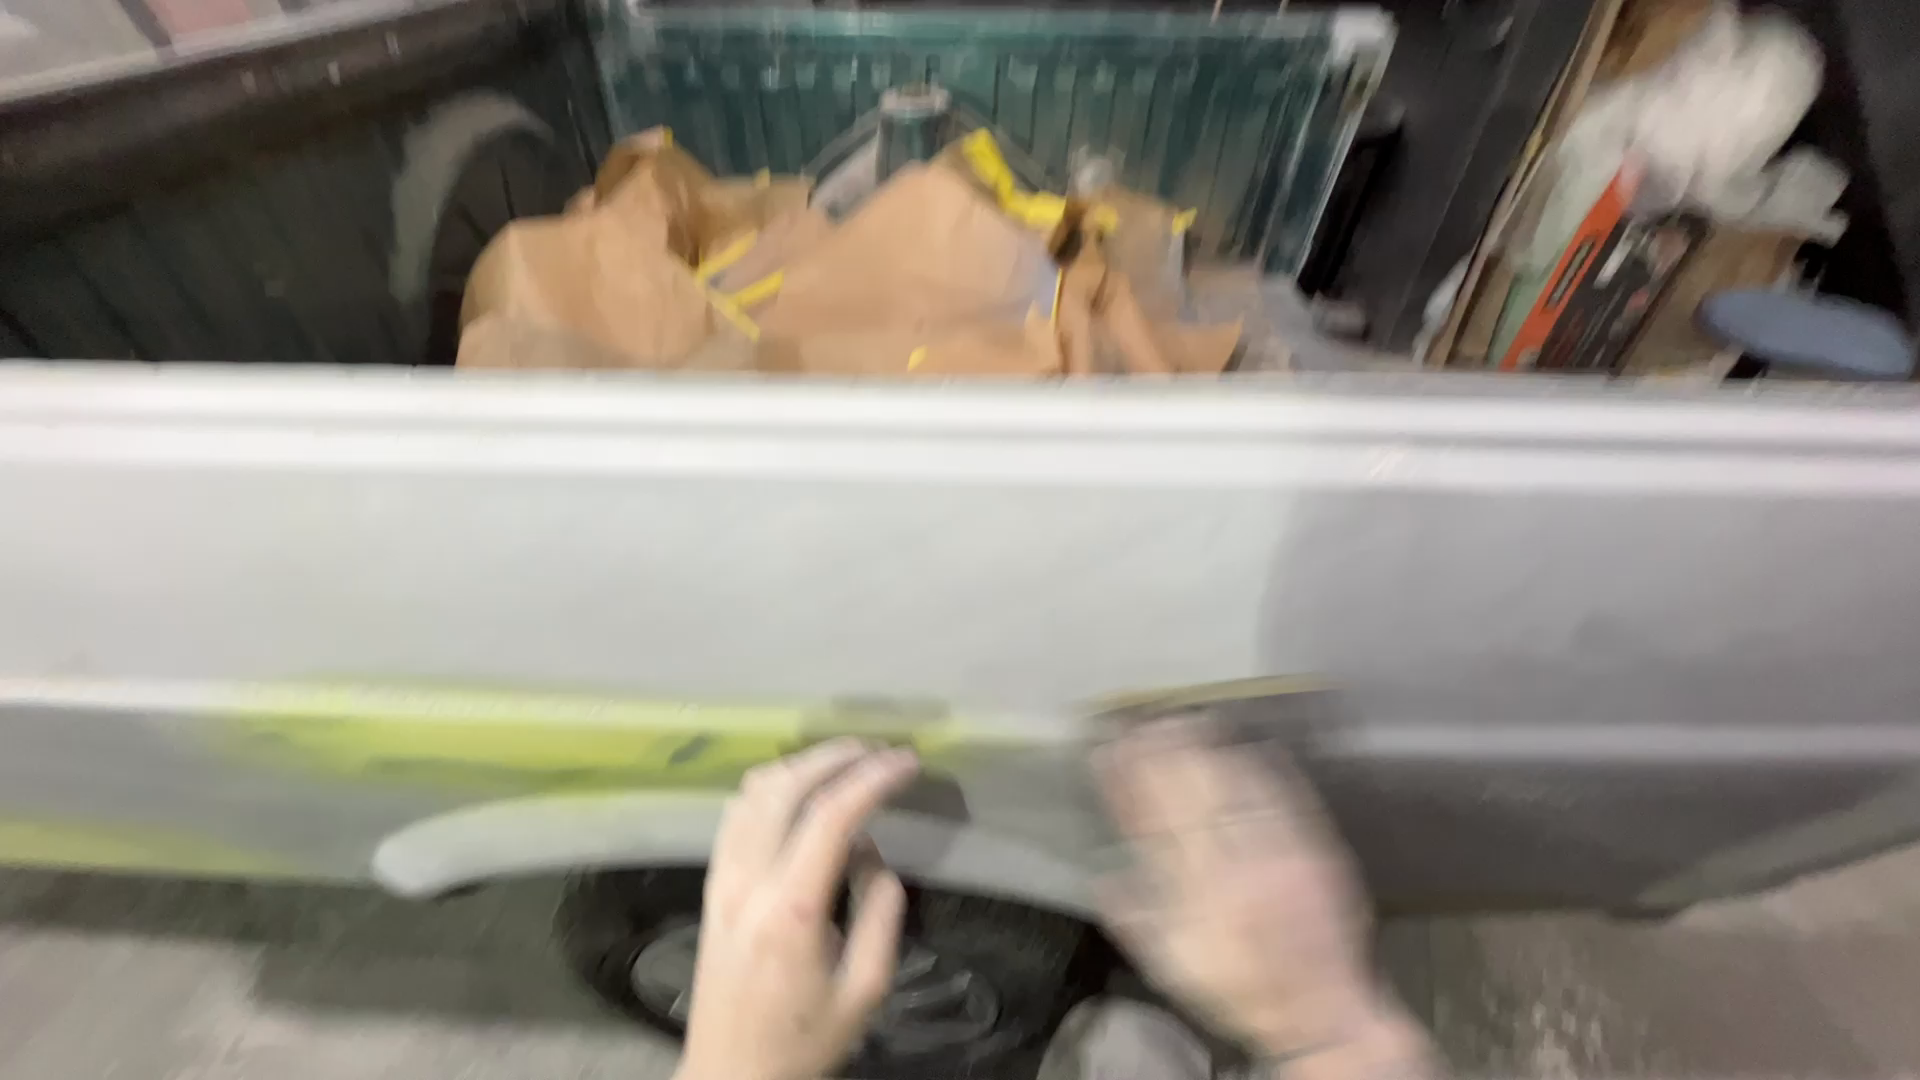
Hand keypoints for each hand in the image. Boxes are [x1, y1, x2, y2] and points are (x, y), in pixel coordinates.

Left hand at [676, 738, 920, 1079]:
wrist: (728, 1078)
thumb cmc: (804, 1040)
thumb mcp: (866, 988)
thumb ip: (880, 909)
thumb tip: (868, 849)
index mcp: (790, 909)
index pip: (832, 815)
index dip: (874, 778)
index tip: (908, 761)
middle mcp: (748, 880)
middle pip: (788, 786)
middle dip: (838, 756)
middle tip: (879, 750)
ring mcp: (722, 877)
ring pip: (756, 790)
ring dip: (803, 763)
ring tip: (846, 760)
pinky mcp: (711, 882)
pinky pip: (736, 810)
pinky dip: (771, 784)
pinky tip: (798, 785)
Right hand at [1093, 718, 1427, 1072]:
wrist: (1325, 1017)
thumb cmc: (1240, 990)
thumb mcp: (1175, 967)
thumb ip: (1135, 922)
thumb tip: (1102, 878)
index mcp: (1195, 896)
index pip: (1151, 824)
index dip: (1127, 784)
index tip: (1107, 753)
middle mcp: (1233, 871)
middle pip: (1188, 797)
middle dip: (1160, 755)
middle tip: (1140, 723)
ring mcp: (1277, 858)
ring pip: (1233, 791)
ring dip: (1205, 751)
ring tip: (1182, 720)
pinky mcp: (1315, 853)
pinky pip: (1285, 800)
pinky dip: (1263, 768)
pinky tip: (1246, 744)